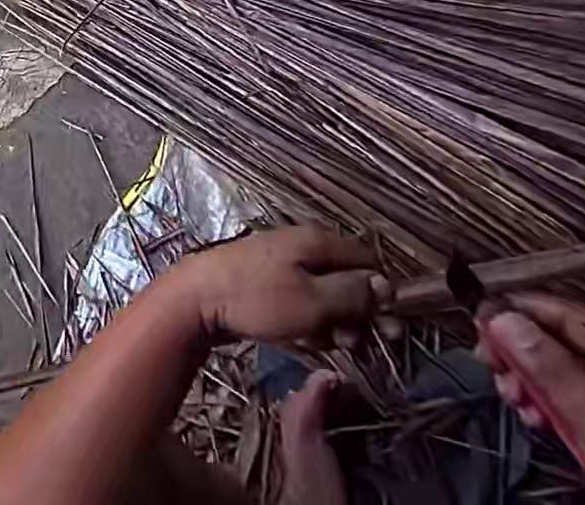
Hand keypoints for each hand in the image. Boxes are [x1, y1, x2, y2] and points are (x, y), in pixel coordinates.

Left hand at [164, 227, 388, 348]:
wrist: (197, 299)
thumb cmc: (258, 298)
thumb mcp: (313, 300)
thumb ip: (352, 293)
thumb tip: (387, 285)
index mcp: (317, 240)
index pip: (368, 260)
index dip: (382, 293)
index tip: (387, 327)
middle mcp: (302, 245)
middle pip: (347, 279)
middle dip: (355, 314)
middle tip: (351, 343)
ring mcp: (283, 263)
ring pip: (324, 294)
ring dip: (331, 323)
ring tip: (318, 341)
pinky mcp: (267, 283)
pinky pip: (300, 301)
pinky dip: (305, 321)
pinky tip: (297, 338)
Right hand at [477, 293, 584, 504]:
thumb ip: (556, 375)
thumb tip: (507, 322)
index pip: (568, 314)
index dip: (518, 311)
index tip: (480, 320)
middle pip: (562, 334)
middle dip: (520, 348)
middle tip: (492, 362)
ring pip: (562, 359)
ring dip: (529, 374)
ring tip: (515, 396)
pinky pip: (573, 384)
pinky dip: (546, 394)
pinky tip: (536, 410)